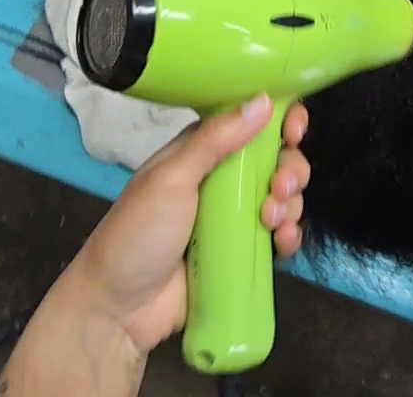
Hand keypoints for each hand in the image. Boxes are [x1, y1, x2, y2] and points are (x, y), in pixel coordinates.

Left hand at [66, 94, 309, 352]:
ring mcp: (236, 215)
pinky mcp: (244, 250)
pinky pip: (280, 233)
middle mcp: (225, 176)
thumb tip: (263, 100)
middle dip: (290, 169)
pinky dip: (289, 234)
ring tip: (272, 220)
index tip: (294, 131)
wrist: (117, 312)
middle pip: (278, 158)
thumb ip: (216, 140)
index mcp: (204, 150)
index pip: (252, 121)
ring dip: (290, 203)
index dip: (280, 120)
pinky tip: (282, 241)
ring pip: (284, 195)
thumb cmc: (138, 233)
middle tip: (279, 188)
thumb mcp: (171, 178)